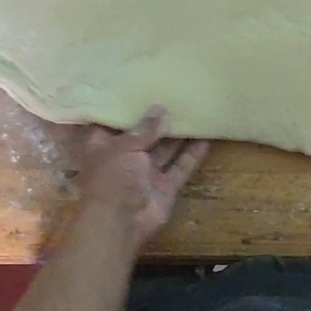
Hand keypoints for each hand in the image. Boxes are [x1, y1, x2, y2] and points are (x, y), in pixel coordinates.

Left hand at [73, 106, 209, 251]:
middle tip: (175, 96)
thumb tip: (159, 109)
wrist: (120, 222)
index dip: (126, 108)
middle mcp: (125, 158)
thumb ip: (144, 129)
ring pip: (165, 151)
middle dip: (157, 120)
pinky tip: (206, 138)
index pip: (114, 123)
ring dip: (178, 135)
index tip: (141, 88)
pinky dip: (192, 155)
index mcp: (104, 146)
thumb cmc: (112, 178)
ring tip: (194, 112)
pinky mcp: (165, 188)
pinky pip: (180, 168)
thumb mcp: (124, 147)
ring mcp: (146, 175)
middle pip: (143, 136)